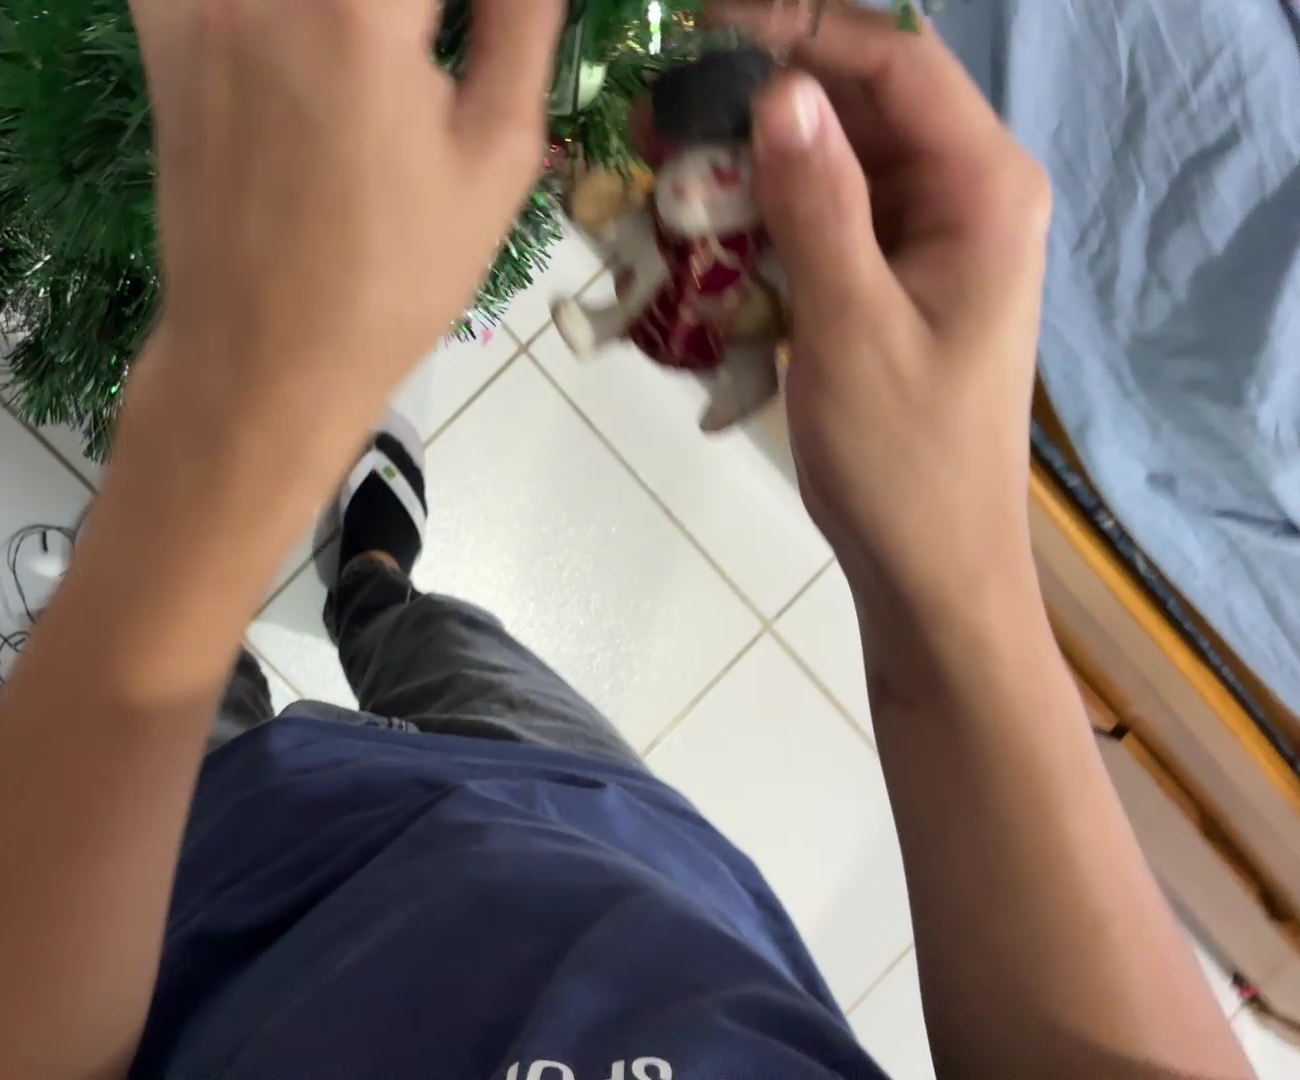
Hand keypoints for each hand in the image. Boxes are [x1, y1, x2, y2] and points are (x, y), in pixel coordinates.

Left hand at [127, 0, 563, 447]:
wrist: (263, 365)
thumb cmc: (390, 288)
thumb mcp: (492, 165)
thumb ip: (521, 20)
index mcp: (361, 9)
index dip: (472, 1)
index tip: (480, 23)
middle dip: (407, 10)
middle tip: (426, 44)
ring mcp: (198, 4)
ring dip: (351, 11)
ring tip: (376, 44)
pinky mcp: (160, 39)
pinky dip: (262, 2)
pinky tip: (291, 29)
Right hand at [715, 0, 1051, 606]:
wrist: (920, 549)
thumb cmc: (897, 447)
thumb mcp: (851, 321)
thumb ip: (820, 204)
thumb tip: (778, 94)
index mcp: (979, 191)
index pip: (895, 67)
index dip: (804, 32)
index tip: (710, 27)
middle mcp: (954, 201)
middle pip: (859, 111)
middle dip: (763, 100)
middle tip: (665, 107)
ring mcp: (913, 247)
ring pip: (828, 171)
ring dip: (750, 165)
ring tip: (667, 167)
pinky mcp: (874, 287)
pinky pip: (814, 229)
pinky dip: (757, 223)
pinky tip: (702, 232)